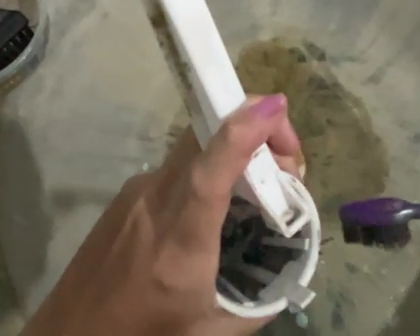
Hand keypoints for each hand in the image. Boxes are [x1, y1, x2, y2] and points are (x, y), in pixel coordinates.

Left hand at [23, 94, 305, 335]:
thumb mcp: (210, 333)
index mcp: (180, 242)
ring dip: (235, 145)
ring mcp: (137, 190)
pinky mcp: (128, 191)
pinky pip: (179, 164)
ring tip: (263, 183)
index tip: (278, 105)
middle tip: (290, 163)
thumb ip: (258, 303)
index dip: (245, 129)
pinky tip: (220, 202)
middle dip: (255, 127)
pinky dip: (210, 165)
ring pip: (194, 145)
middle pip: (205, 137)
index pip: (210, 168)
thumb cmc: (141, 335)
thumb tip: (291, 270)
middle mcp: (155, 202)